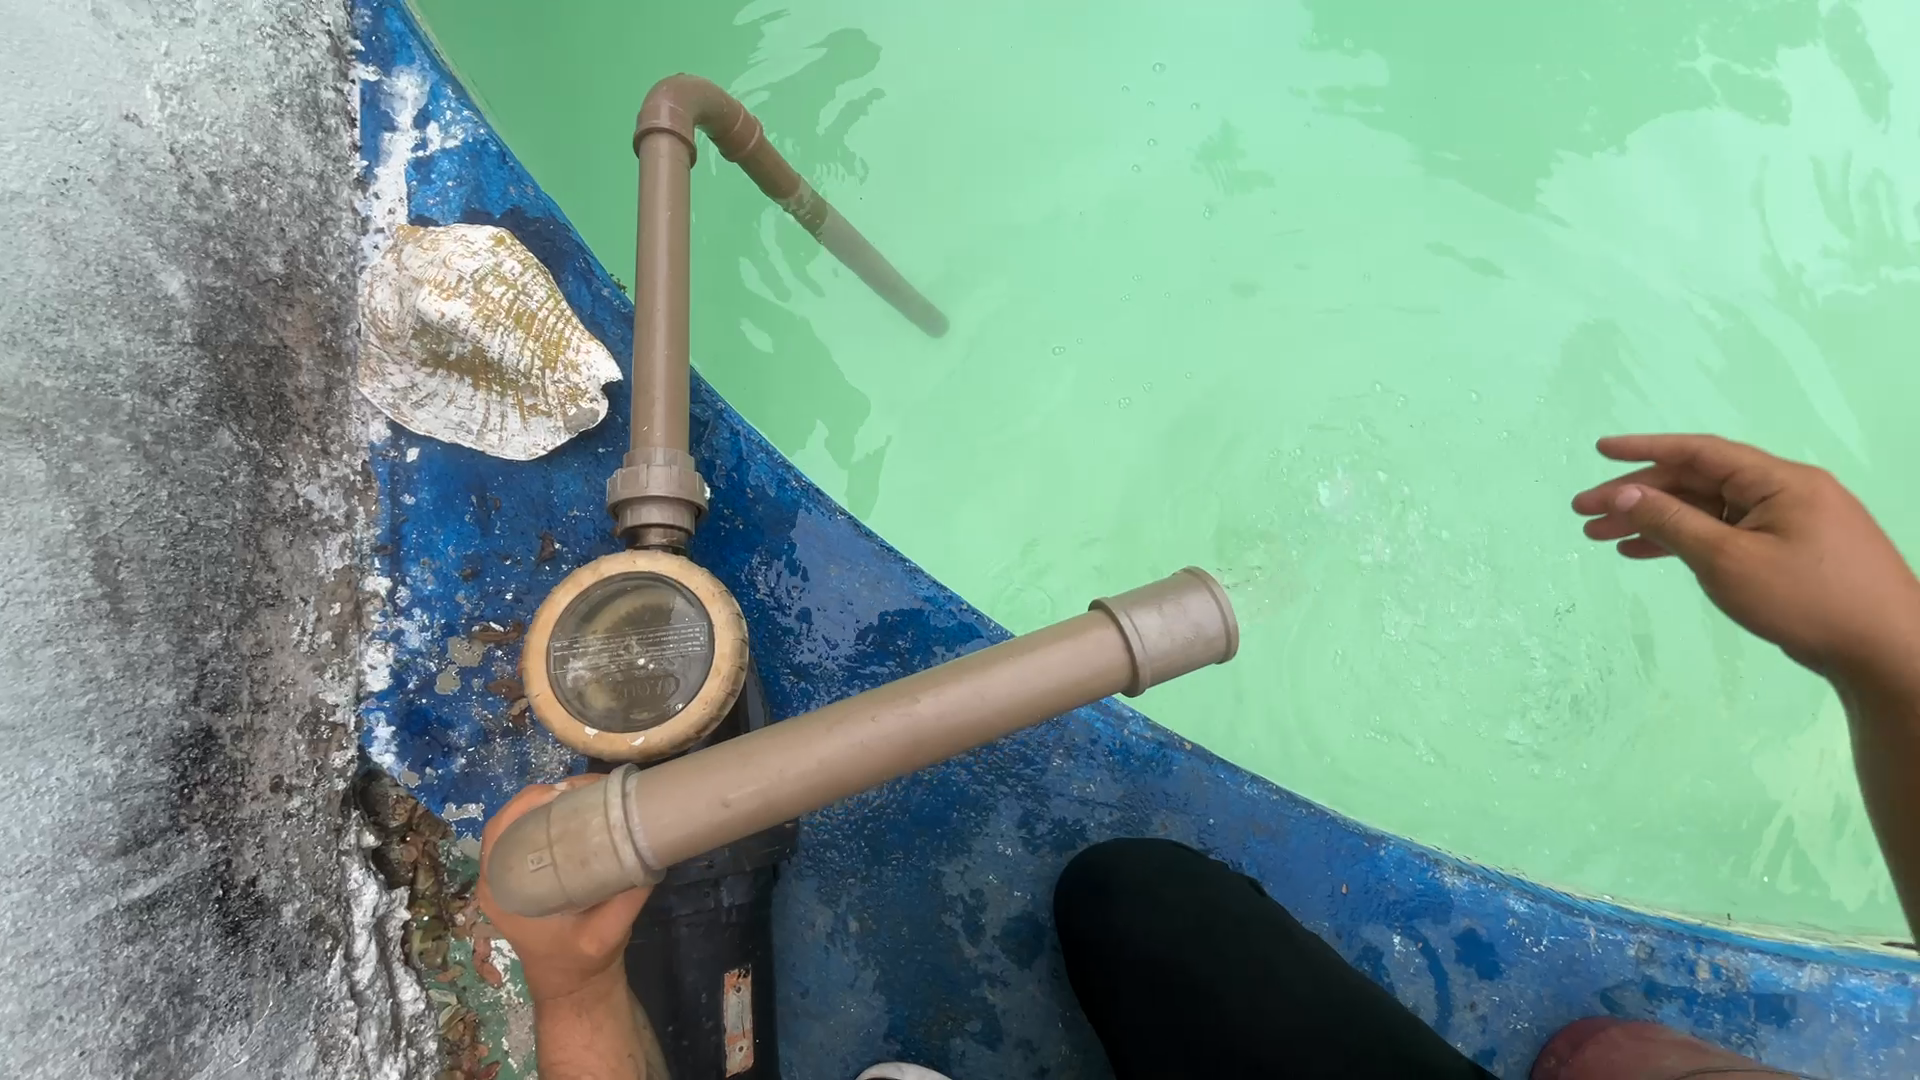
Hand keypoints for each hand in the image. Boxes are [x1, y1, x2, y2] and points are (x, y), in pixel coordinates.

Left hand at [476, 775, 652, 1002]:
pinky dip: (561, 814)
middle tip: (592, 786)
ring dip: (557, 800)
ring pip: (527, 822)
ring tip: (595, 791)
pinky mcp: (532, 873)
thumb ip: (628, 895)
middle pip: (514, 819)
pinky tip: (590, 808)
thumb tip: (651, 850)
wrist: (575, 983)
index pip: (500, 831)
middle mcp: (503, 877)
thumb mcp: (606, 930)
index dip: (528, 802)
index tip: (566, 791)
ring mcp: (516, 875)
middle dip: (551, 793)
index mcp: (504, 890)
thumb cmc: (582, 959)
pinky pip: (538, 832)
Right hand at [1572, 434, 1919, 686]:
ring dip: (1649, 520)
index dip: (1645, 448)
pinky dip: (1677, 538)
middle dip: (1635, 496)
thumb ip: (1669, 520)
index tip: (1599, 451)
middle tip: (1583, 513)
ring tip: (1599, 536)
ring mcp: (1787, 522)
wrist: (1886, 652)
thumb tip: (1621, 493)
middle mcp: (1785, 494)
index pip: (1700, 453)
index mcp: (1780, 483)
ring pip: (1702, 509)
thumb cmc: (1805, 598)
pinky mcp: (1785, 549)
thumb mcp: (1725, 558)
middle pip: (1695, 482)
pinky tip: (1641, 551)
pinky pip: (1719, 532)